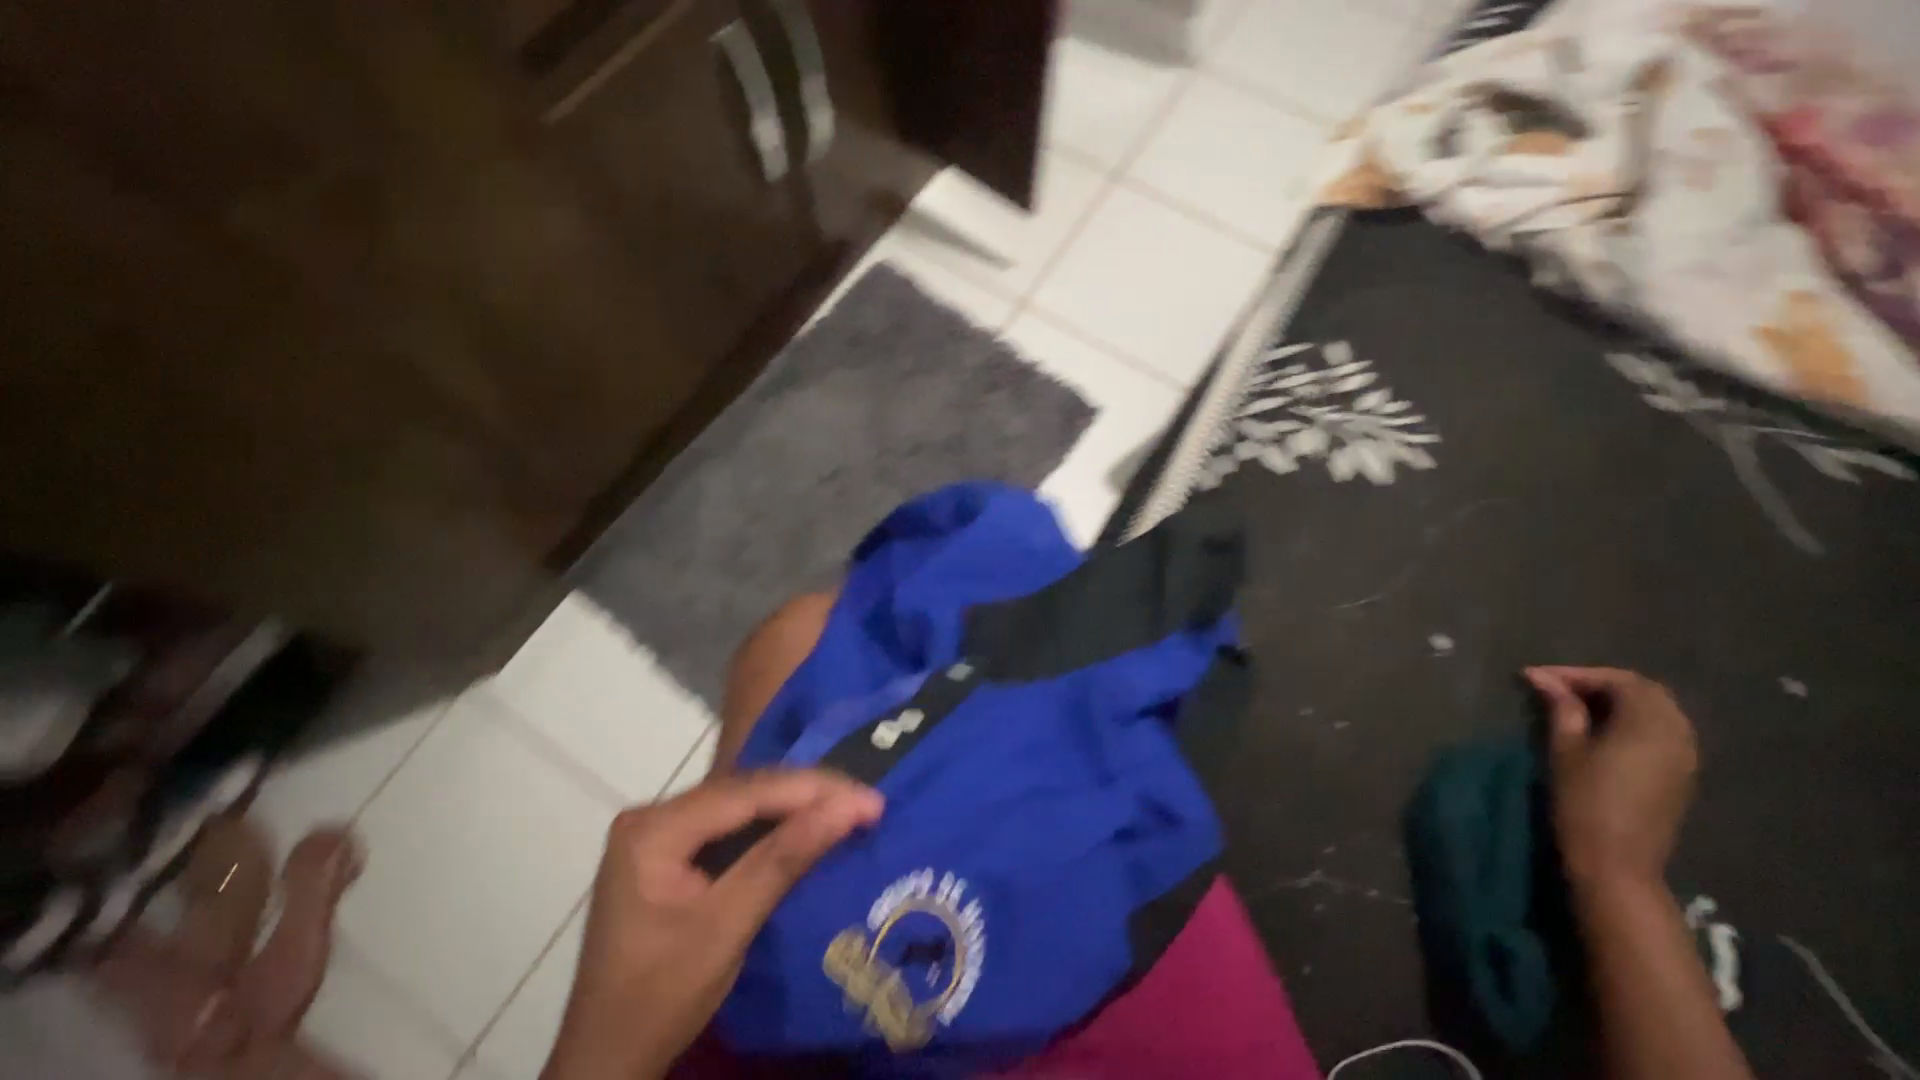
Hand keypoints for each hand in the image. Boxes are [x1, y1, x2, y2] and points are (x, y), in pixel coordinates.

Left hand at [543, 770, 883, 1079]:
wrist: (608, 1058)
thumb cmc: (661, 996)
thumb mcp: (727, 927)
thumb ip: (783, 860)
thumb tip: (847, 807)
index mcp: (654, 829)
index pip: (745, 792)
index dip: (811, 790)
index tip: (869, 797)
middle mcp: (652, 817)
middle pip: (742, 793)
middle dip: (807, 795)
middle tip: (867, 802)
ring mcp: (657, 836)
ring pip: (739, 807)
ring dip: (794, 808)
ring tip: (849, 809)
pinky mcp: (669, 856)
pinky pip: (729, 828)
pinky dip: (771, 830)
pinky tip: (807, 828)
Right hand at [1525, 667, 1698, 891]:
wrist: (1618, 863)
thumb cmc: (1584, 803)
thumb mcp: (1565, 751)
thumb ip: (1561, 709)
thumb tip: (1543, 679)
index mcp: (1650, 723)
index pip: (1618, 680)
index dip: (1576, 673)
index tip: (1536, 678)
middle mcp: (1678, 732)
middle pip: (1644, 691)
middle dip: (1600, 683)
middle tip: (1558, 689)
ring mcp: (1686, 755)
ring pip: (1657, 710)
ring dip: (1619, 702)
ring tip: (1578, 707)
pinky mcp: (1682, 775)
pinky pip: (1664, 731)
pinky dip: (1634, 721)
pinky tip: (1605, 731)